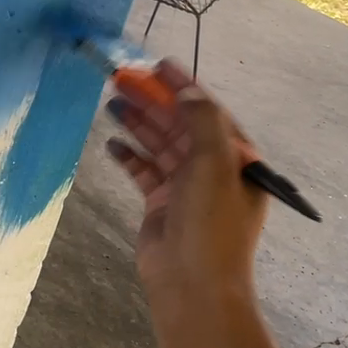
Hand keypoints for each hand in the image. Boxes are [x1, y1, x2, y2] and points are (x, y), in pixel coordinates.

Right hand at [102, 60, 267, 312]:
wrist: (193, 283)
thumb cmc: (210, 222)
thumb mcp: (214, 165)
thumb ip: (202, 122)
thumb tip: (187, 92)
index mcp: (236, 160)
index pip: (207, 112)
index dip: (183, 87)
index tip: (158, 64)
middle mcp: (212, 170)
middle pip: (179, 125)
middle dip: (153, 101)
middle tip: (121, 78)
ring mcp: (186, 187)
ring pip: (159, 144)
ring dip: (138, 122)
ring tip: (111, 101)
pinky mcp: (161, 203)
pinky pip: (143, 170)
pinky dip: (129, 155)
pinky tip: (111, 142)